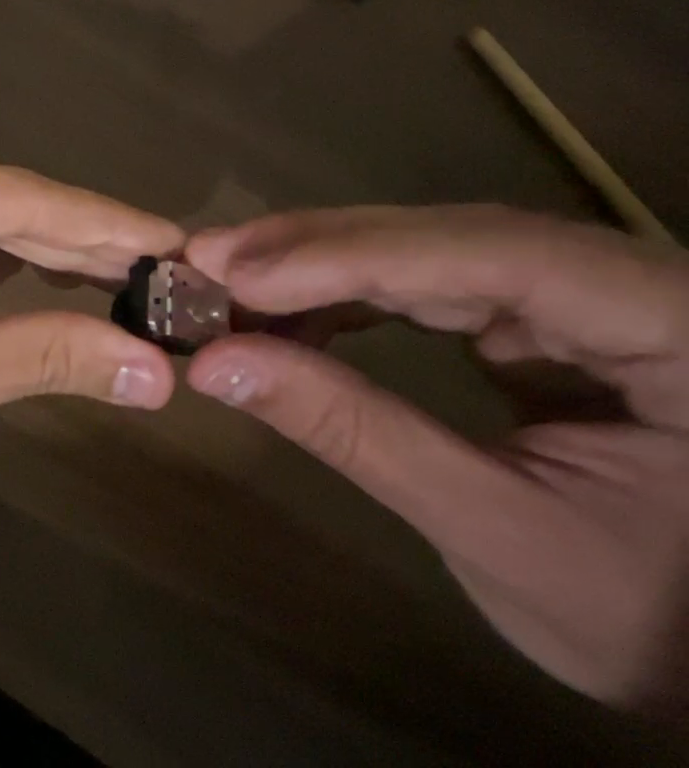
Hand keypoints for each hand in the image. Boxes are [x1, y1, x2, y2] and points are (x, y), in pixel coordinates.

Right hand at [182, 206, 688, 715]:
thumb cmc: (636, 613)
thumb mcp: (489, 524)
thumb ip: (353, 431)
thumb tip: (212, 365)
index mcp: (686, 332)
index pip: (507, 259)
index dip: (362, 258)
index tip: (240, 277)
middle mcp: (649, 289)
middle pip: (466, 236)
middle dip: (325, 249)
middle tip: (207, 260)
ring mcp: (604, 299)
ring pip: (445, 249)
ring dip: (326, 264)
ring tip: (229, 282)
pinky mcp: (561, 320)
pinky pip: (444, 282)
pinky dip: (355, 293)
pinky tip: (291, 309)